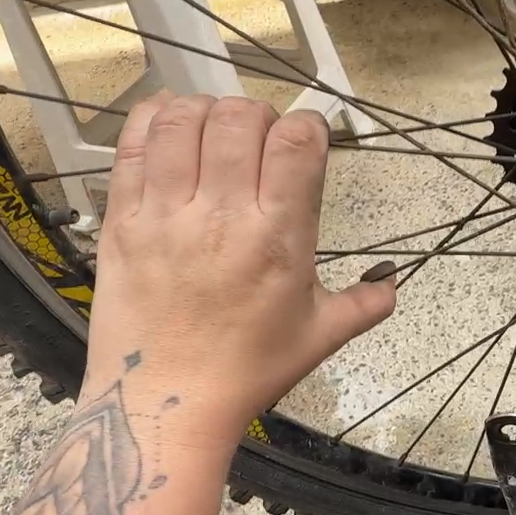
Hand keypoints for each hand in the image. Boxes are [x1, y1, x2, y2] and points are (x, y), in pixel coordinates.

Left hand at [79, 94, 395, 448]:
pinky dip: (153, 119)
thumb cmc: (249, 370)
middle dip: (260, 115)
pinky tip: (170, 123)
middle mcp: (222, 214)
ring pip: (184, 121)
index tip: (309, 138)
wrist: (164, 404)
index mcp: (278, 237)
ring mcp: (166, 213)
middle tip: (262, 140)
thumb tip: (394, 283)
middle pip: (240, 119)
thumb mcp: (321, 336)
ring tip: (217, 130)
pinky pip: (131, 146)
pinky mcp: (121, 220)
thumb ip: (367, 304)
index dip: (309, 125)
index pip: (296, 143)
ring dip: (208, 110)